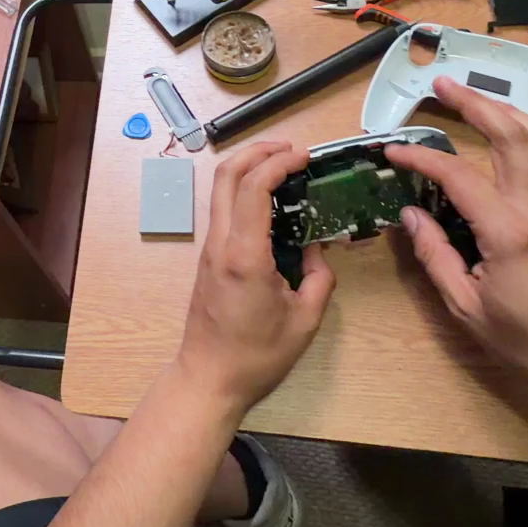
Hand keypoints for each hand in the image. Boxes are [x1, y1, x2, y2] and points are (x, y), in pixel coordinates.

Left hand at [175, 142, 334, 414]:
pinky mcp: (208, 255)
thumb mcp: (305, 320)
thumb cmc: (257, 355)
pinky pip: (223, 208)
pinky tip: (269, 199)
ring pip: (220, 188)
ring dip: (247, 166)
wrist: (208, 377)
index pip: (254, 187)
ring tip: (281, 166)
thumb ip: (319, 277)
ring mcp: (209, 246)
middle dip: (257, 151)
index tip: (304, 156)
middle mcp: (221, 241)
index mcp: (244, 254)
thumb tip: (318, 247)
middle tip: (290, 149)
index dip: (278, 162)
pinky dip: (242, 189)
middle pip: (226, 174)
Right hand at [387, 78, 527, 402]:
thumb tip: (410, 216)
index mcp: (509, 231)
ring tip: (480, 100)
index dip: (419, 158)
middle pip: (511, 134)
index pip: (457, 174)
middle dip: (474, 102)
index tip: (391, 151)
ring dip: (510, 111)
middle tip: (442, 85)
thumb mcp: (467, 309)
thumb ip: (435, 256)